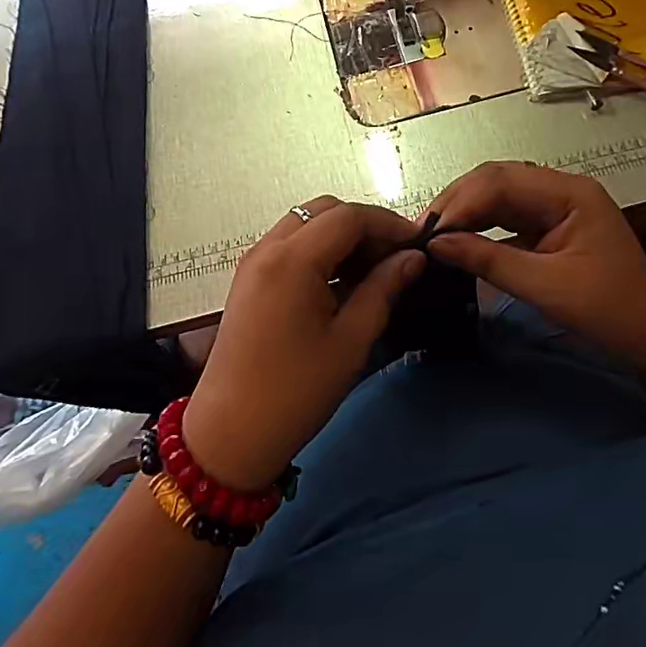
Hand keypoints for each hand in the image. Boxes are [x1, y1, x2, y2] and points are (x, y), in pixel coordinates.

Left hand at [181, 197, 423, 491]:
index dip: (388, 224)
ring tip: (372, 270)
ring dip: (341, 236)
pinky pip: (289, 244)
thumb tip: (411, 259)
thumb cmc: (294, 392)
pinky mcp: (248, 280)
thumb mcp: (350, 341)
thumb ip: (383, 288)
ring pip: (305, 223)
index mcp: (291, 260)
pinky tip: (341, 281)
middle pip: (324, 210)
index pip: (349, 216)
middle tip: (395, 256)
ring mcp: (253, 263)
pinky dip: (319, 249)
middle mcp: (267, 250)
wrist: (229, 436)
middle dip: (365, 225)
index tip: (416, 244)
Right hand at [424, 162, 645, 365]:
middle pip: (497, 180)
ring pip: (498, 195)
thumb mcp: (546, 286)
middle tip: (422, 230)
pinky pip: (506, 216)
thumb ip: (489, 260)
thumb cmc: (608, 310)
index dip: (461, 202)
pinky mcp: (549, 226)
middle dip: (458, 201)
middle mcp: (561, 189)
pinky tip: (458, 239)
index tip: (428, 231)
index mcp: (569, 192)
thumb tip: (437, 244)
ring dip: (465, 211)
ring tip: (432, 234)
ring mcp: (555, 206)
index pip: (502, 182)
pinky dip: (480, 226)